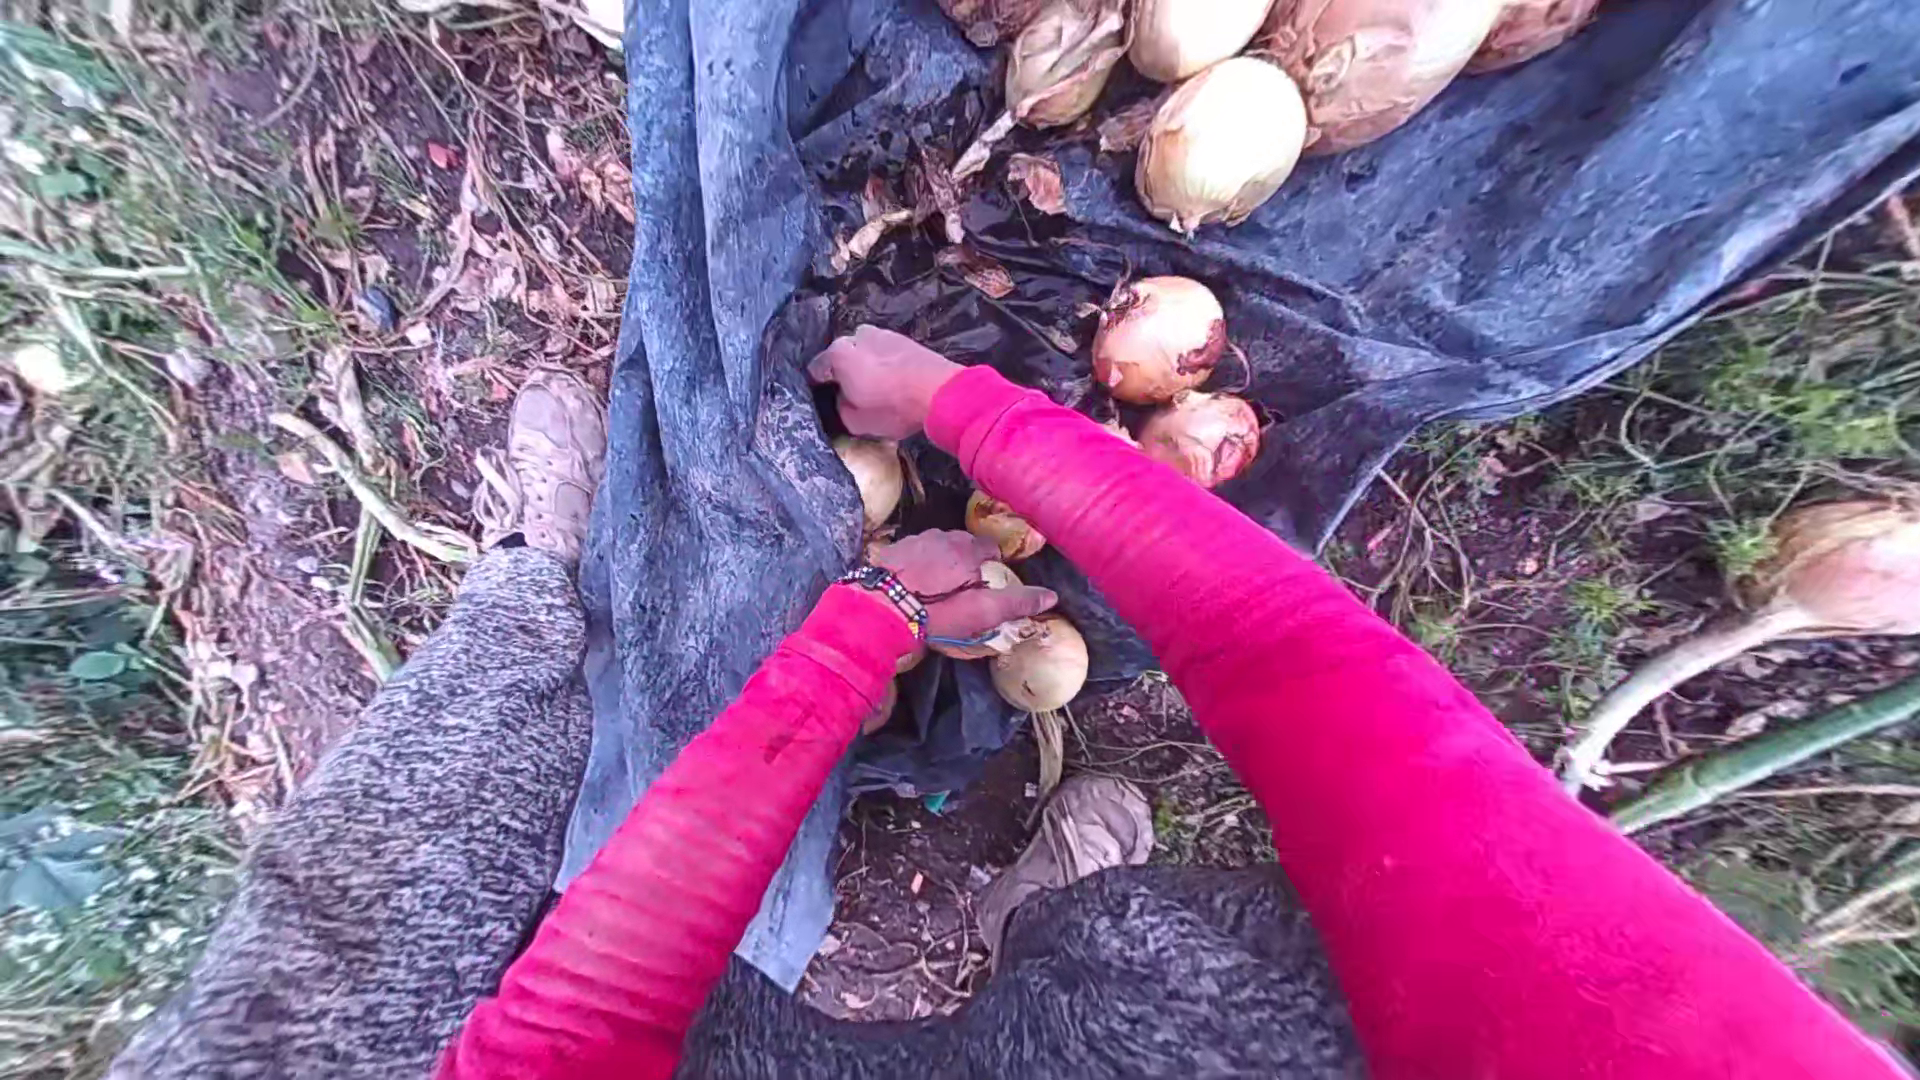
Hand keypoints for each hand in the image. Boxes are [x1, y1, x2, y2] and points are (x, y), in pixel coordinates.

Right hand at [808, 326, 963, 439]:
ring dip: (867, 367)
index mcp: (837, 354)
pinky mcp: (905, 339)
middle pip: (842, 357)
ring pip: (865, 352)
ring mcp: (882, 333)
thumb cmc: (893, 407)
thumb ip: (841, 409)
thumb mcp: (857, 422)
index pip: (816, 370)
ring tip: (878, 389)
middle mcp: (856, 335)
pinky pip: (885, 353)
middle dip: (845, 374)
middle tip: (854, 396)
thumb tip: (843, 399)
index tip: (826, 400)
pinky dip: (886, 365)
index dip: (819, 388)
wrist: (940, 391)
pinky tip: (895, 381)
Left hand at [868, 530, 1057, 641]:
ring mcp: (914, 540)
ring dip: (941, 561)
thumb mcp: (981, 612)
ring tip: (937, 587)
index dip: (992, 564)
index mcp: (966, 548)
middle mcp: (941, 536)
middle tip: (963, 588)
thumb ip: (1016, 603)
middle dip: (966, 560)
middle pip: (962, 544)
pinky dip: (918, 564)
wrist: (878, 609)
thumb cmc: (935, 612)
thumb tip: (1051, 596)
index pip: (990, 548)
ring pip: (936, 547)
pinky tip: (913, 584)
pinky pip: (914, 554)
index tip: (988, 582)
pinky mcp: (892, 551)